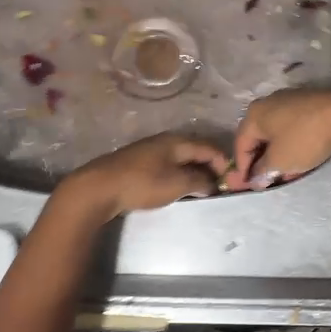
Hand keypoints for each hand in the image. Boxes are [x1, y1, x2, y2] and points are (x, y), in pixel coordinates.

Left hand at [59, 133, 229, 220]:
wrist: (99, 188)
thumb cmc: (143, 183)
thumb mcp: (177, 183)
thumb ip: (199, 181)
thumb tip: (212, 182)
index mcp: (177, 141)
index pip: (209, 148)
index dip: (223, 163)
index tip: (231, 182)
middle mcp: (165, 141)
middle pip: (195, 151)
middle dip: (209, 167)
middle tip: (218, 187)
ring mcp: (150, 151)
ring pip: (180, 159)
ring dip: (193, 172)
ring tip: (200, 190)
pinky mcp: (138, 164)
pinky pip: (167, 166)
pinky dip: (178, 175)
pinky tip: (177, 188)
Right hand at [227, 89, 330, 190]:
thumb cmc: (303, 139)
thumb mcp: (279, 161)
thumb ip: (262, 171)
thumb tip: (256, 178)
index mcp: (254, 114)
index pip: (241, 144)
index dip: (243, 167)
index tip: (249, 185)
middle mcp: (268, 102)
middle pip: (258, 136)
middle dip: (261, 160)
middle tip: (266, 180)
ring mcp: (289, 100)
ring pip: (277, 132)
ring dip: (277, 154)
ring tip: (284, 173)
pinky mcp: (308, 103)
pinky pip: (292, 126)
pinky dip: (291, 144)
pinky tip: (299, 158)